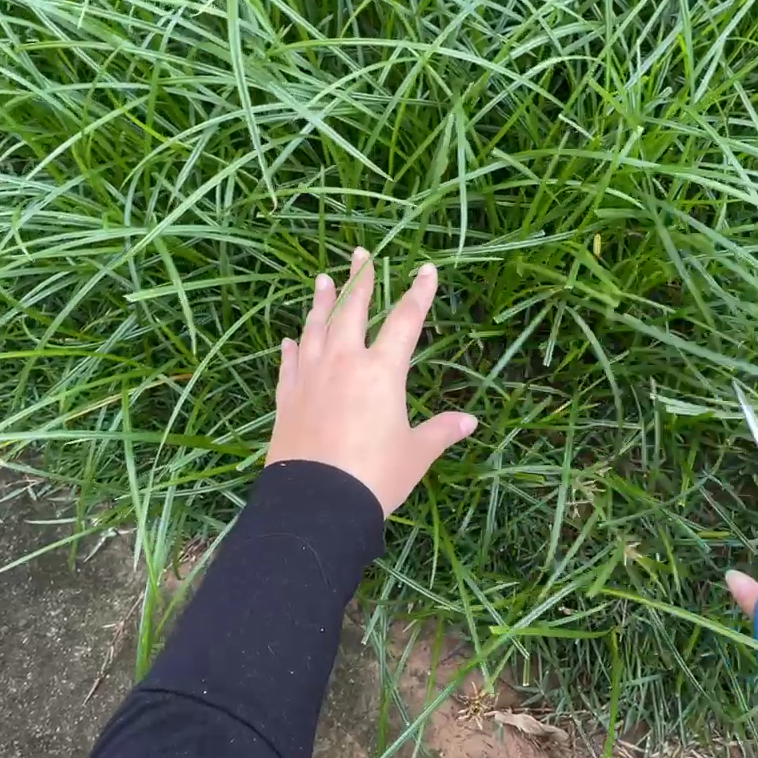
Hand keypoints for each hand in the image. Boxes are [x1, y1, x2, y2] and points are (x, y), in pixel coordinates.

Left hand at [268, 247, 477, 514]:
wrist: (316, 504)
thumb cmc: (375, 477)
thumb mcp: (416, 454)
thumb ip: (441, 432)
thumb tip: (470, 421)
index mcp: (382, 371)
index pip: (406, 321)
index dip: (419, 293)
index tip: (426, 269)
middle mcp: (344, 363)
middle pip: (353, 310)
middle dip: (360, 280)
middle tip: (360, 253)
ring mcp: (311, 377)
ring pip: (316, 328)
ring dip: (321, 301)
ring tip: (322, 279)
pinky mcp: (287, 397)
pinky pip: (288, 363)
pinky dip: (291, 347)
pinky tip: (290, 338)